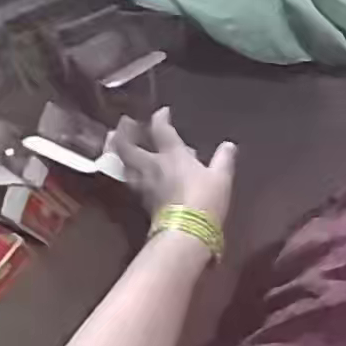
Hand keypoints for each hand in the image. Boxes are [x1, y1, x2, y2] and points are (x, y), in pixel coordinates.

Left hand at [111, 107, 235, 228]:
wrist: (186, 233)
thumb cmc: (205, 200)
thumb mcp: (221, 178)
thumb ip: (224, 160)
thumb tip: (229, 145)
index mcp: (172, 155)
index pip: (161, 129)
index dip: (160, 118)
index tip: (162, 112)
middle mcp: (152, 167)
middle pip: (128, 146)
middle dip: (123, 133)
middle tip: (122, 124)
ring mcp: (144, 186)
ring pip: (124, 166)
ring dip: (118, 154)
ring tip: (116, 147)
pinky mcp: (143, 205)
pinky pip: (131, 184)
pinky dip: (129, 175)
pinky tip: (132, 175)